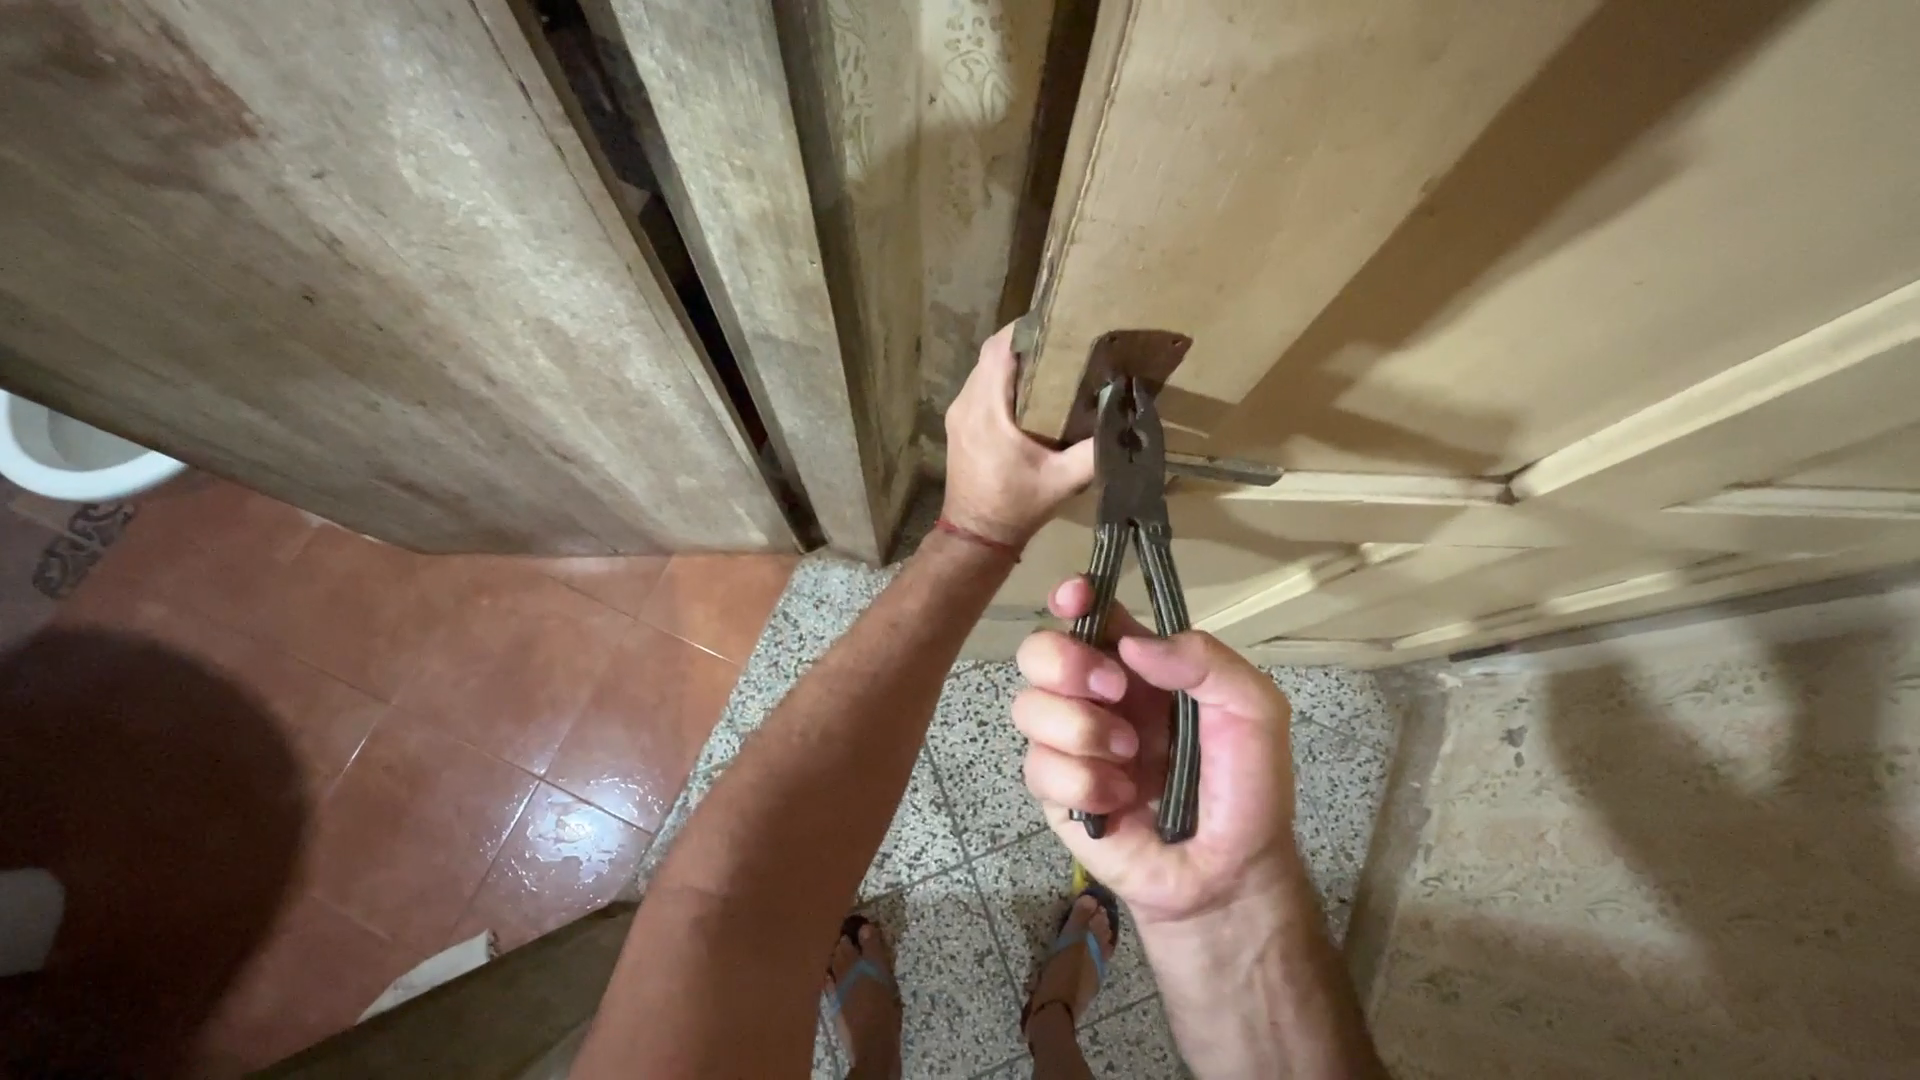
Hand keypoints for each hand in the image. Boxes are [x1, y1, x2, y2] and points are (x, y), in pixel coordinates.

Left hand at [941, 323, 1094, 544]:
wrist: (977, 537)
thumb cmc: (1016, 507)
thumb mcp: (1063, 480)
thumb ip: (1095, 451)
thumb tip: (1127, 421)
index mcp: (987, 409)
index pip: (1000, 348)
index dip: (1026, 329)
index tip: (1059, 324)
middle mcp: (966, 404)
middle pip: (992, 354)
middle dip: (1025, 344)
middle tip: (1063, 344)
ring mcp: (958, 415)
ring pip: (984, 371)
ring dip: (1013, 363)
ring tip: (1051, 365)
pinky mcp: (959, 426)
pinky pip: (980, 389)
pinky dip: (1002, 382)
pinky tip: (1030, 393)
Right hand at [1014, 577, 1298, 925]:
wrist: (1227, 876)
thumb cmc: (1246, 788)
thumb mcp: (1254, 711)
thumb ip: (1206, 661)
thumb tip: (1131, 643)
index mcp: (1137, 667)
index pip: (1089, 614)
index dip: (1072, 598)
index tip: (1074, 600)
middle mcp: (1095, 696)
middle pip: (1037, 652)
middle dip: (1067, 664)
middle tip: (1114, 692)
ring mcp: (1070, 743)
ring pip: (1028, 707)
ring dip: (1080, 730)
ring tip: (1129, 759)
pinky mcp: (1055, 792)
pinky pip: (1038, 767)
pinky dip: (1082, 782)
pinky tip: (1119, 801)